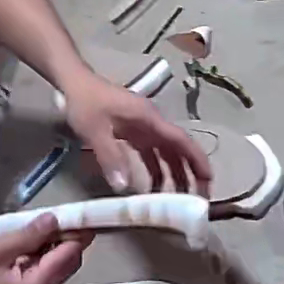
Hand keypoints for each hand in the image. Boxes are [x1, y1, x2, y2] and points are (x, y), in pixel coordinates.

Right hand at [0, 215, 91, 283]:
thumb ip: (29, 235)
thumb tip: (55, 219)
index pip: (68, 258)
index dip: (77, 235)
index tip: (84, 213)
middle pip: (66, 264)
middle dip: (69, 239)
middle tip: (66, 213)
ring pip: (53, 265)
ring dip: (54, 244)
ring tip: (50, 219)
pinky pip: (39, 268)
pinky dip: (41, 251)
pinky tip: (34, 235)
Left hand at [60, 71, 213, 193]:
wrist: (74, 83)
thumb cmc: (86, 102)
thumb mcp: (95, 130)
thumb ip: (110, 156)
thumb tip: (124, 187)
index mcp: (149, 119)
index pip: (181, 140)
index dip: (197, 160)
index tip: (209, 180)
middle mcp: (152, 124)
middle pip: (179, 150)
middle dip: (191, 173)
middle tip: (198, 199)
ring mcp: (144, 129)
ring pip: (166, 155)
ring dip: (174, 175)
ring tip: (177, 201)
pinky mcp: (134, 134)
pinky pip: (151, 155)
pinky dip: (155, 171)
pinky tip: (152, 189)